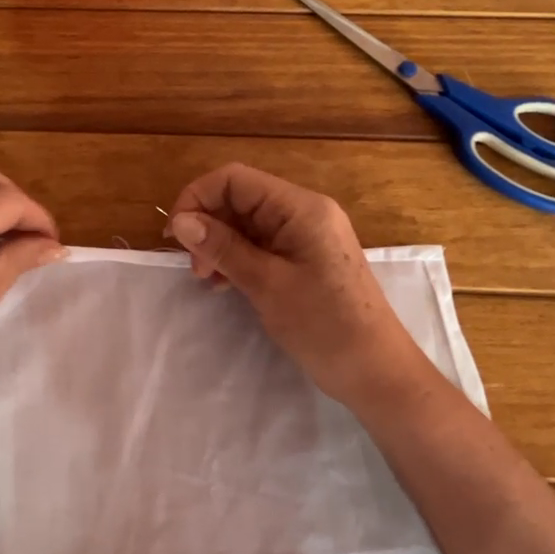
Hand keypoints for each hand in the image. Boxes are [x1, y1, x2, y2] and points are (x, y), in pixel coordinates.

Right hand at [168, 163, 429, 409]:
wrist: (378, 374)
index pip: (234, 179)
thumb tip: (180, 221)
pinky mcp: (305, 257)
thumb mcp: (266, 285)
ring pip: (245, 222)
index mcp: (301, 208)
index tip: (176, 237)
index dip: (197, 198)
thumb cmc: (325, 326)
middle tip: (195, 268)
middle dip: (207, 225)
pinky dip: (236, 257)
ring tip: (208, 280)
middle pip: (238, 198)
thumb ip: (222, 248)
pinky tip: (225, 283)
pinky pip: (259, 243)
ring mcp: (306, 235)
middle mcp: (304, 212)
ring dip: (218, 244)